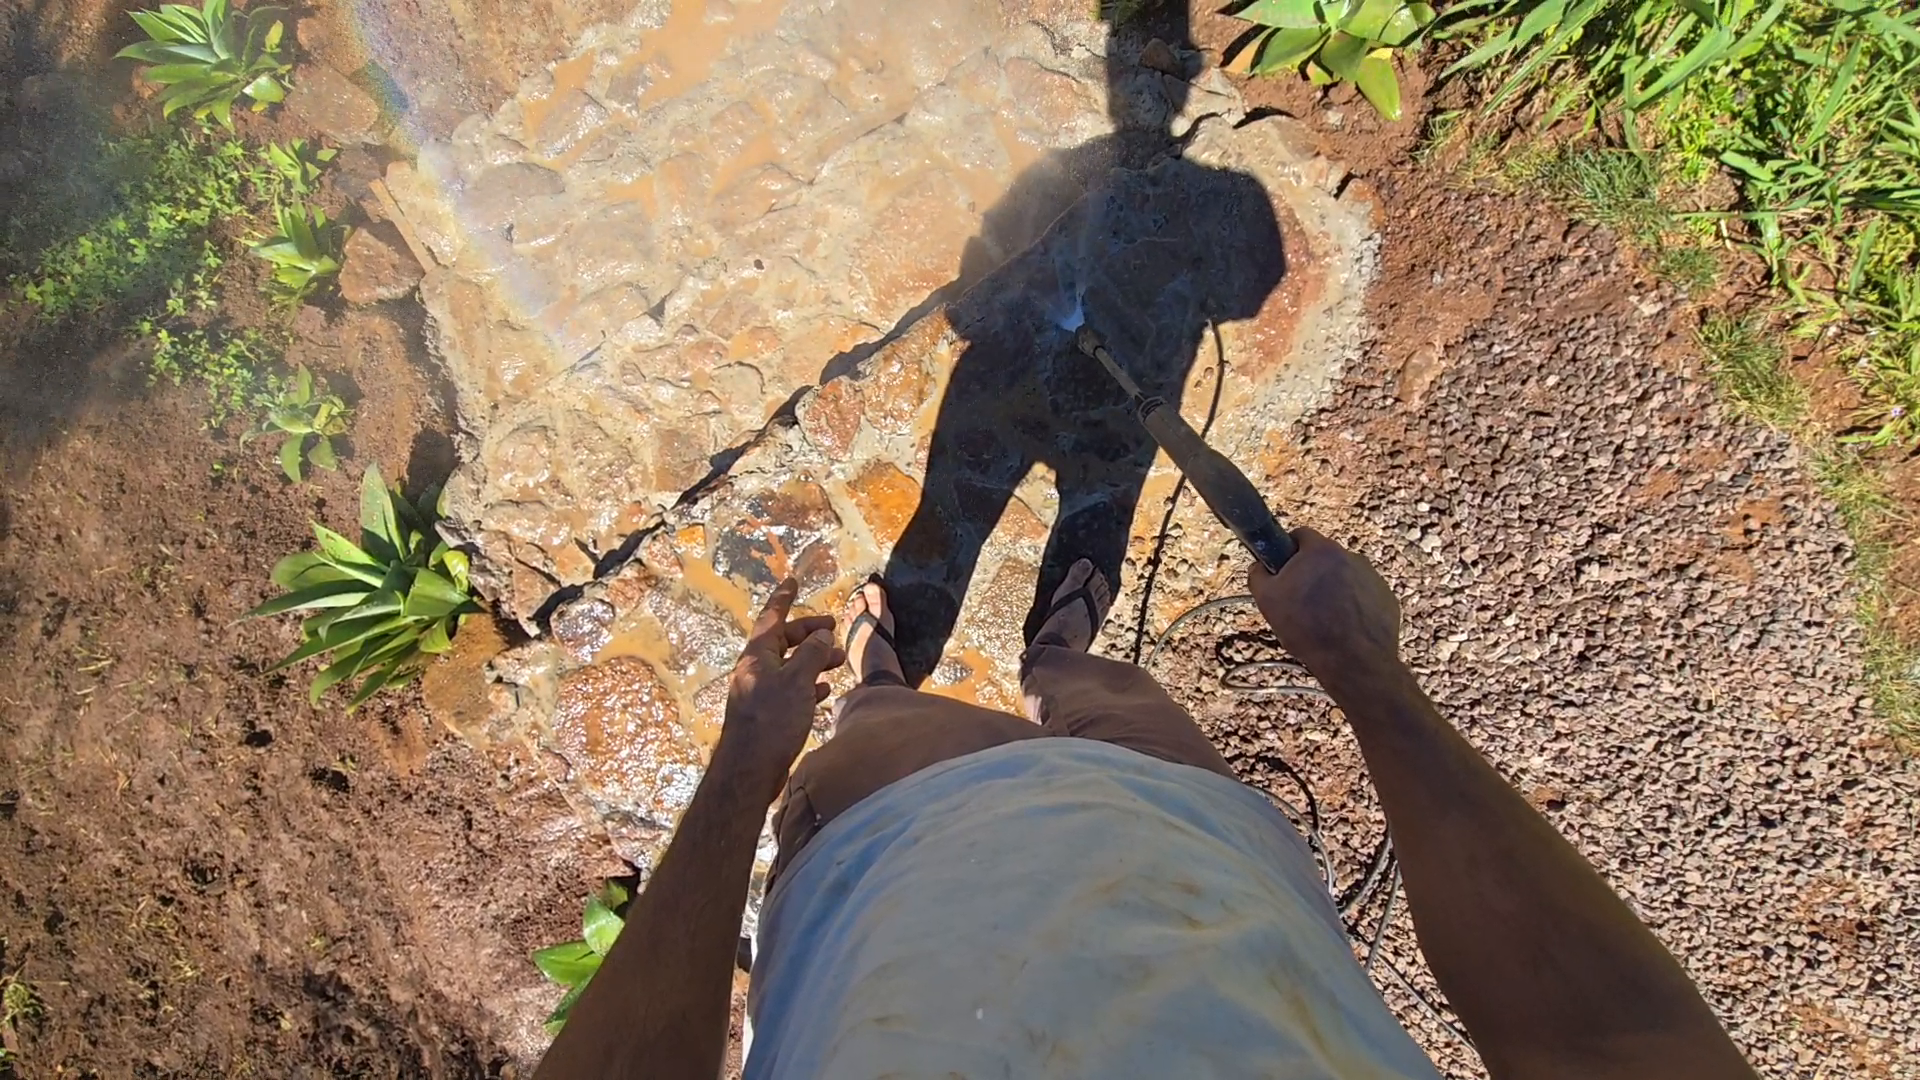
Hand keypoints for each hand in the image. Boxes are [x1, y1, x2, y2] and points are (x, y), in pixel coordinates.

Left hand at [716, 579, 844, 801]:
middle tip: (832, 628)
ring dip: (814, 659)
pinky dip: (808, 683)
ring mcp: (760, 692)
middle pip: (784, 641)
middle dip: (809, 633)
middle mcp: (756, 670)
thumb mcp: (797, 680)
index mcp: (757, 656)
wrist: (750, 769)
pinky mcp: (767, 714)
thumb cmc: (772, 719)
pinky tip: (824, 690)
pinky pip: (790, 688)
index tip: (792, 580)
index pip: (772, 617)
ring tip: (838, 660)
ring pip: (790, 665)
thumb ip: (812, 653)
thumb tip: (822, 634)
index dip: (784, 598)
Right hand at [1248, 527, 1400, 678]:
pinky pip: (1362, 595)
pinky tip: (1341, 627)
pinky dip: (1351, 605)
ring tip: (1321, 618)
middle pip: (1324, 558)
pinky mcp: (1386, 598)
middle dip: (1311, 573)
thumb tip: (1258, 567)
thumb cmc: (1307, 627)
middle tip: (1298, 599)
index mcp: (1321, 551)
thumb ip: (1258, 575)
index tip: (1282, 569)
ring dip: (1332, 589)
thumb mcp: (1267, 599)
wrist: (1353, 661)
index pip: (1300, 534)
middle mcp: (1351, 557)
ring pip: (1344, 577)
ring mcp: (1372, 578)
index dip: (1288, 550)